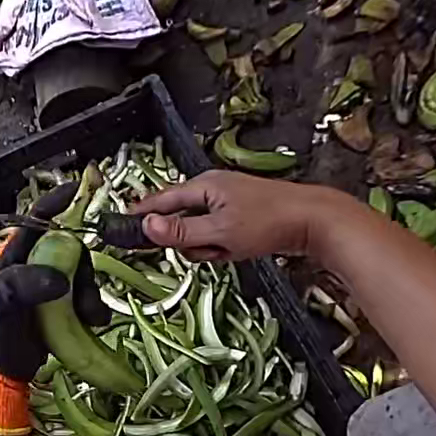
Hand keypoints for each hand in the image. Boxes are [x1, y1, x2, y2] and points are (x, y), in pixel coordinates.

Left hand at [0, 183, 110, 382]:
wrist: (0, 376)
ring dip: (91, 294)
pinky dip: (92, 308)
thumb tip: (60, 278)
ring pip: (79, 276)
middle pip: (67, 251)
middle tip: (87, 299)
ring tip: (93, 318)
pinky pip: (82, 298)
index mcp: (10, 261)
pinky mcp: (58, 310)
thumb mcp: (0, 308)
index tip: (77, 191)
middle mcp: (29, 269)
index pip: (33, 222)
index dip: (55, 204)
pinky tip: (94, 323)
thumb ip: (24, 286)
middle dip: (83, 271)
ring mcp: (45, 290)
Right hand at [130, 171, 363, 262]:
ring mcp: (227, 203)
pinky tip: (239, 250)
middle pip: (181, 220)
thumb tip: (146, 226)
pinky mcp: (240, 216)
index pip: (162, 200)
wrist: (313, 222)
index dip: (142, 214)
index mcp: (203, 186)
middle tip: (210, 249)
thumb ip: (181, 232)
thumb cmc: (266, 223)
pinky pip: (217, 236)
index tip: (123, 227)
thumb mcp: (218, 232)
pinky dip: (223, 247)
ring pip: (199, 232)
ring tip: (229, 249)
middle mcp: (212, 190)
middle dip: (189, 240)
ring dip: (208, 247)